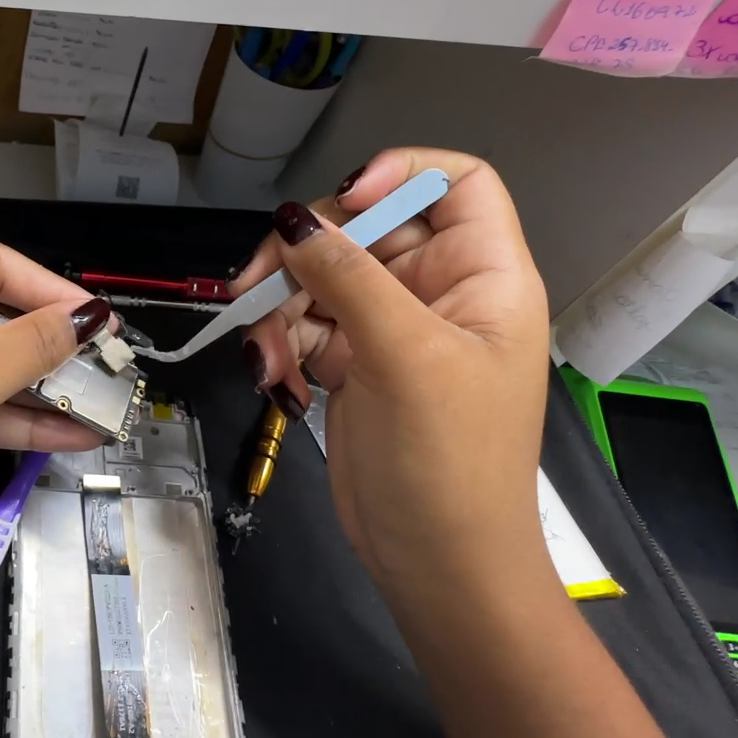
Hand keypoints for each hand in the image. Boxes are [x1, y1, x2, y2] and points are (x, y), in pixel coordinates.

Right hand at [233, 149, 551, 601]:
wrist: (433, 563)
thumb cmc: (447, 460)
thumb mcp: (404, 357)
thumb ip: (349, 277)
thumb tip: (290, 218)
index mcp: (482, 276)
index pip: (455, 183)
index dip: (401, 174)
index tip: (342, 202)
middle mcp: (436, 290)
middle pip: (363, 228)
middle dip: (306, 254)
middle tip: (255, 285)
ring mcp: (389, 326)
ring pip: (320, 276)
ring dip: (280, 307)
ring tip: (266, 354)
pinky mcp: (351, 359)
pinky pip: (303, 322)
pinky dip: (280, 343)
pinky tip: (275, 379)